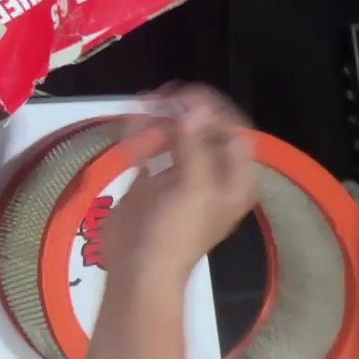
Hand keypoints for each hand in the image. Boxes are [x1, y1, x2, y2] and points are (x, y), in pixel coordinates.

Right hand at [98, 85, 257, 287]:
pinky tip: (125, 124)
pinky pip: (146, 154)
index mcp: (233, 179)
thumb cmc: (175, 230)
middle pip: (201, 133)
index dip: (213, 111)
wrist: (140, 264)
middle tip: (157, 95)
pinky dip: (137, 138)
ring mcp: (177, 179)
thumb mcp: (192, 188)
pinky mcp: (149, 185)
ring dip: (158, 121)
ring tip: (139, 103)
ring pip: (172, 140)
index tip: (185, 93)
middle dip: (182, 112)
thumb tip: (192, 109)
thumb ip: (193, 147)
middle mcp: (209, 175)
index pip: (233, 133)